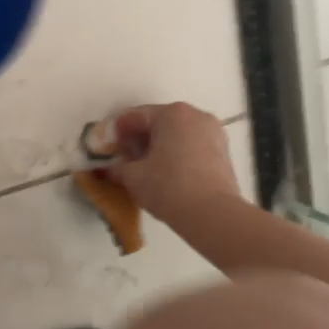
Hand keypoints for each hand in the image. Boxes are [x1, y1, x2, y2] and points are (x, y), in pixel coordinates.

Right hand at [101, 103, 241, 222]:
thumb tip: (104, 169)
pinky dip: (178, 154)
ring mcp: (214, 132)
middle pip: (159, 122)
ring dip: (160, 146)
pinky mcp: (224, 152)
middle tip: (126, 158)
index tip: (107, 149)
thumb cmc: (168, 187)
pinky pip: (193, 146)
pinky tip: (169, 173)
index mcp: (171, 113)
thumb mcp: (133, 177)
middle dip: (140, 138)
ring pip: (178, 134)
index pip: (134, 116)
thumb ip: (116, 168)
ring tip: (147, 168)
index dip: (117, 132)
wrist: (213, 215)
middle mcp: (195, 115)